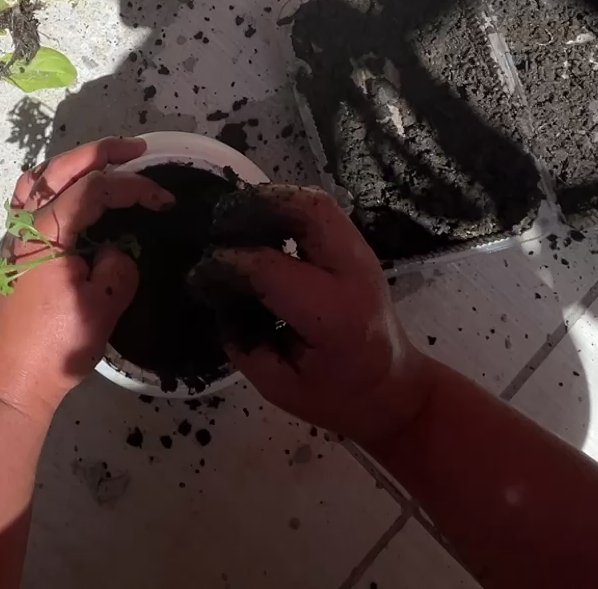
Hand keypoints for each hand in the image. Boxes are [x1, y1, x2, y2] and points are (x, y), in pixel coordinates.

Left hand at [0, 138, 171, 420]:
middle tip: (137, 149)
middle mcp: (25, 224)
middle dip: (100, 152)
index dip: (134, 187)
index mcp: (47, 232)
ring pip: (38, 179)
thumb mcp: (102, 308)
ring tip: (104, 164)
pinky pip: (31, 201)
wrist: (7, 384)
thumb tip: (116, 253)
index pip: (94, 189)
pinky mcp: (15, 252)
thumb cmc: (54, 347)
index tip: (164, 200)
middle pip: (61, 168)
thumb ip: (119, 268)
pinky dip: (56, 186)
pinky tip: (76, 199)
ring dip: (72, 164)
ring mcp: (15, 237)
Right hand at [215, 186, 433, 446]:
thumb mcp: (281, 387)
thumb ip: (242, 344)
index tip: (202, 274)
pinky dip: (287, 206)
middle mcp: (353, 274)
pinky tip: (263, 222)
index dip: (228, 265)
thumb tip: (214, 296)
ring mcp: (360, 254)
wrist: (396, 390)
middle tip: (220, 222)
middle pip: (306, 212)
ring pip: (315, 201)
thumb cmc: (339, 397)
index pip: (270, 269)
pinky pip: (319, 210)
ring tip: (238, 216)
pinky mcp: (356, 247)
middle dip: (256, 208)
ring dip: (272, 200)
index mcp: (334, 316)